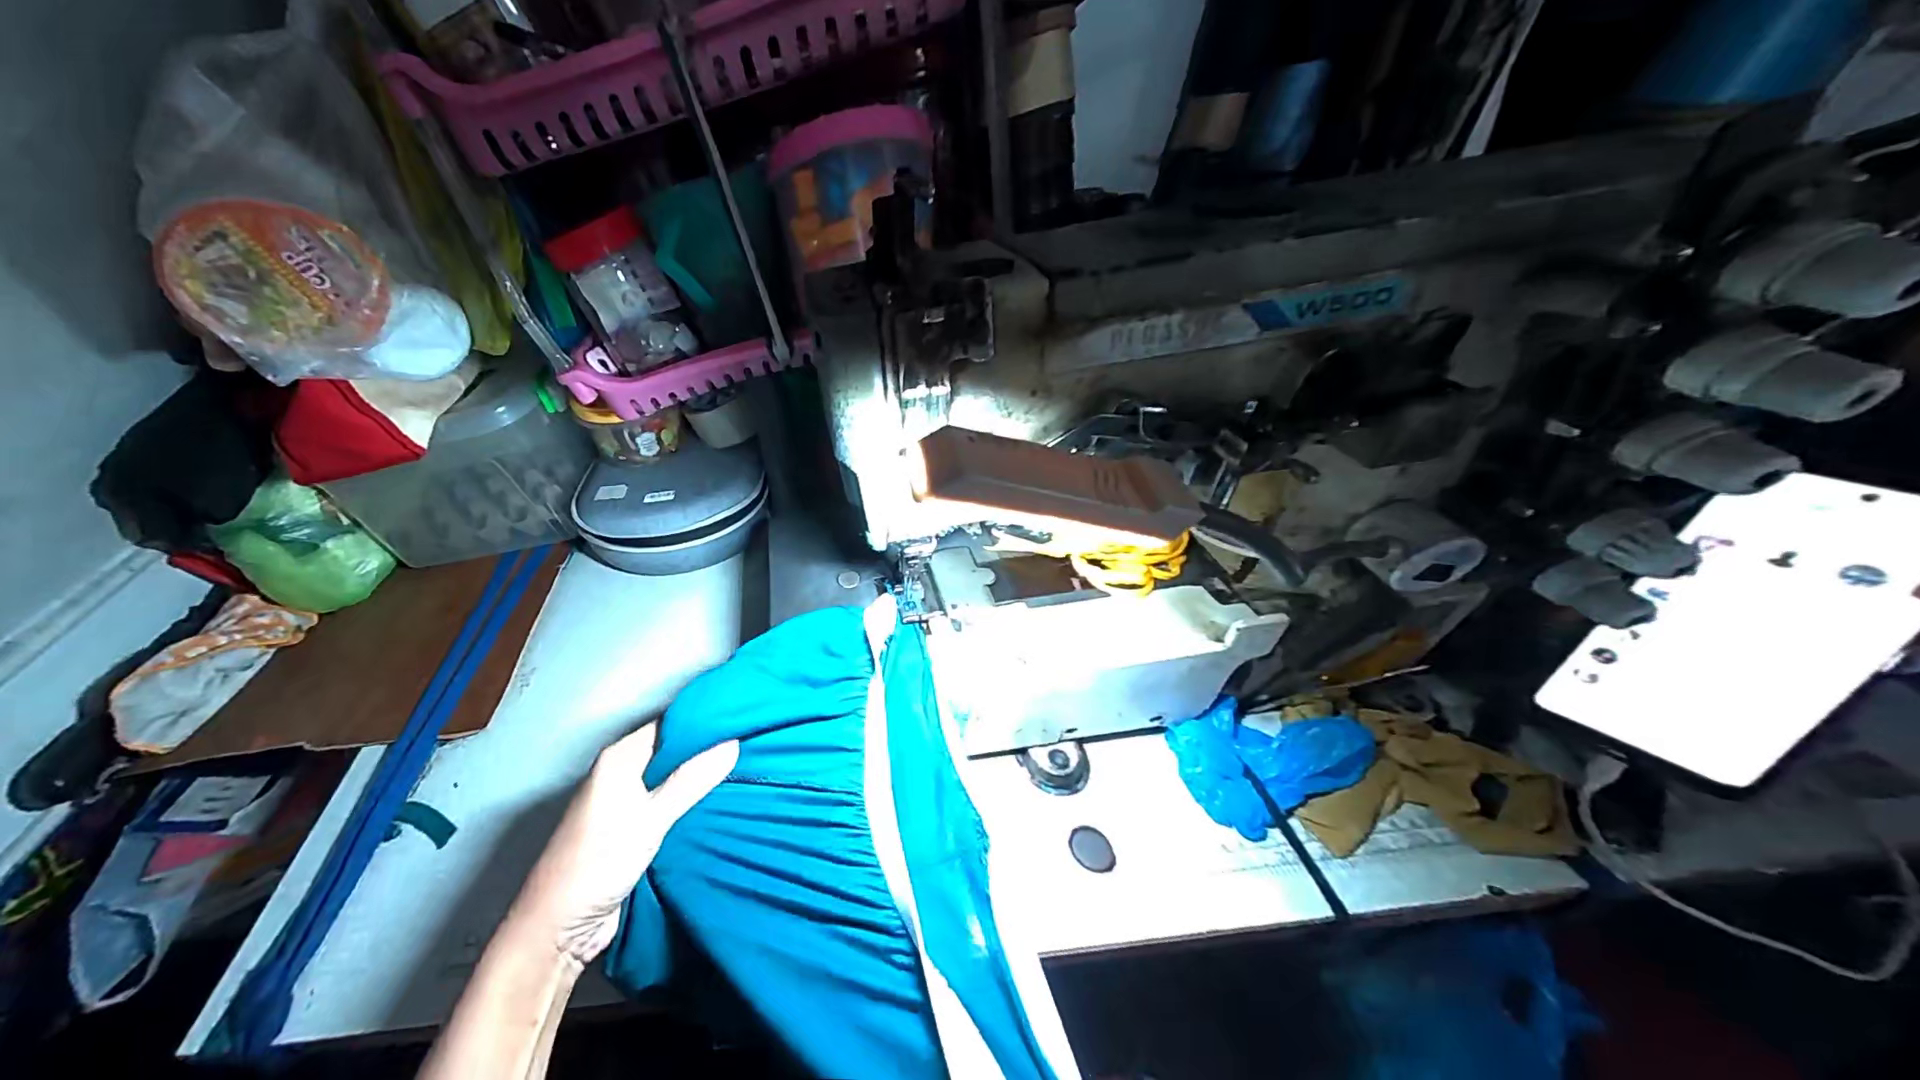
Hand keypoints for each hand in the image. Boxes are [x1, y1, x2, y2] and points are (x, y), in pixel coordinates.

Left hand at [509, 727, 738, 964]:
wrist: (557, 931)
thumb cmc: (597, 866)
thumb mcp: (649, 820)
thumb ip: (690, 781)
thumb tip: (733, 742)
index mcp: (618, 759)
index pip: (670, 723)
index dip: (706, 719)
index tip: (744, 717)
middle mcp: (621, 772)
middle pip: (673, 748)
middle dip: (709, 746)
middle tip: (753, 740)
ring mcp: (626, 800)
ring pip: (674, 775)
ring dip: (703, 773)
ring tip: (747, 764)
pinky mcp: (634, 826)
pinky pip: (671, 800)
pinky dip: (693, 797)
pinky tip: (721, 798)